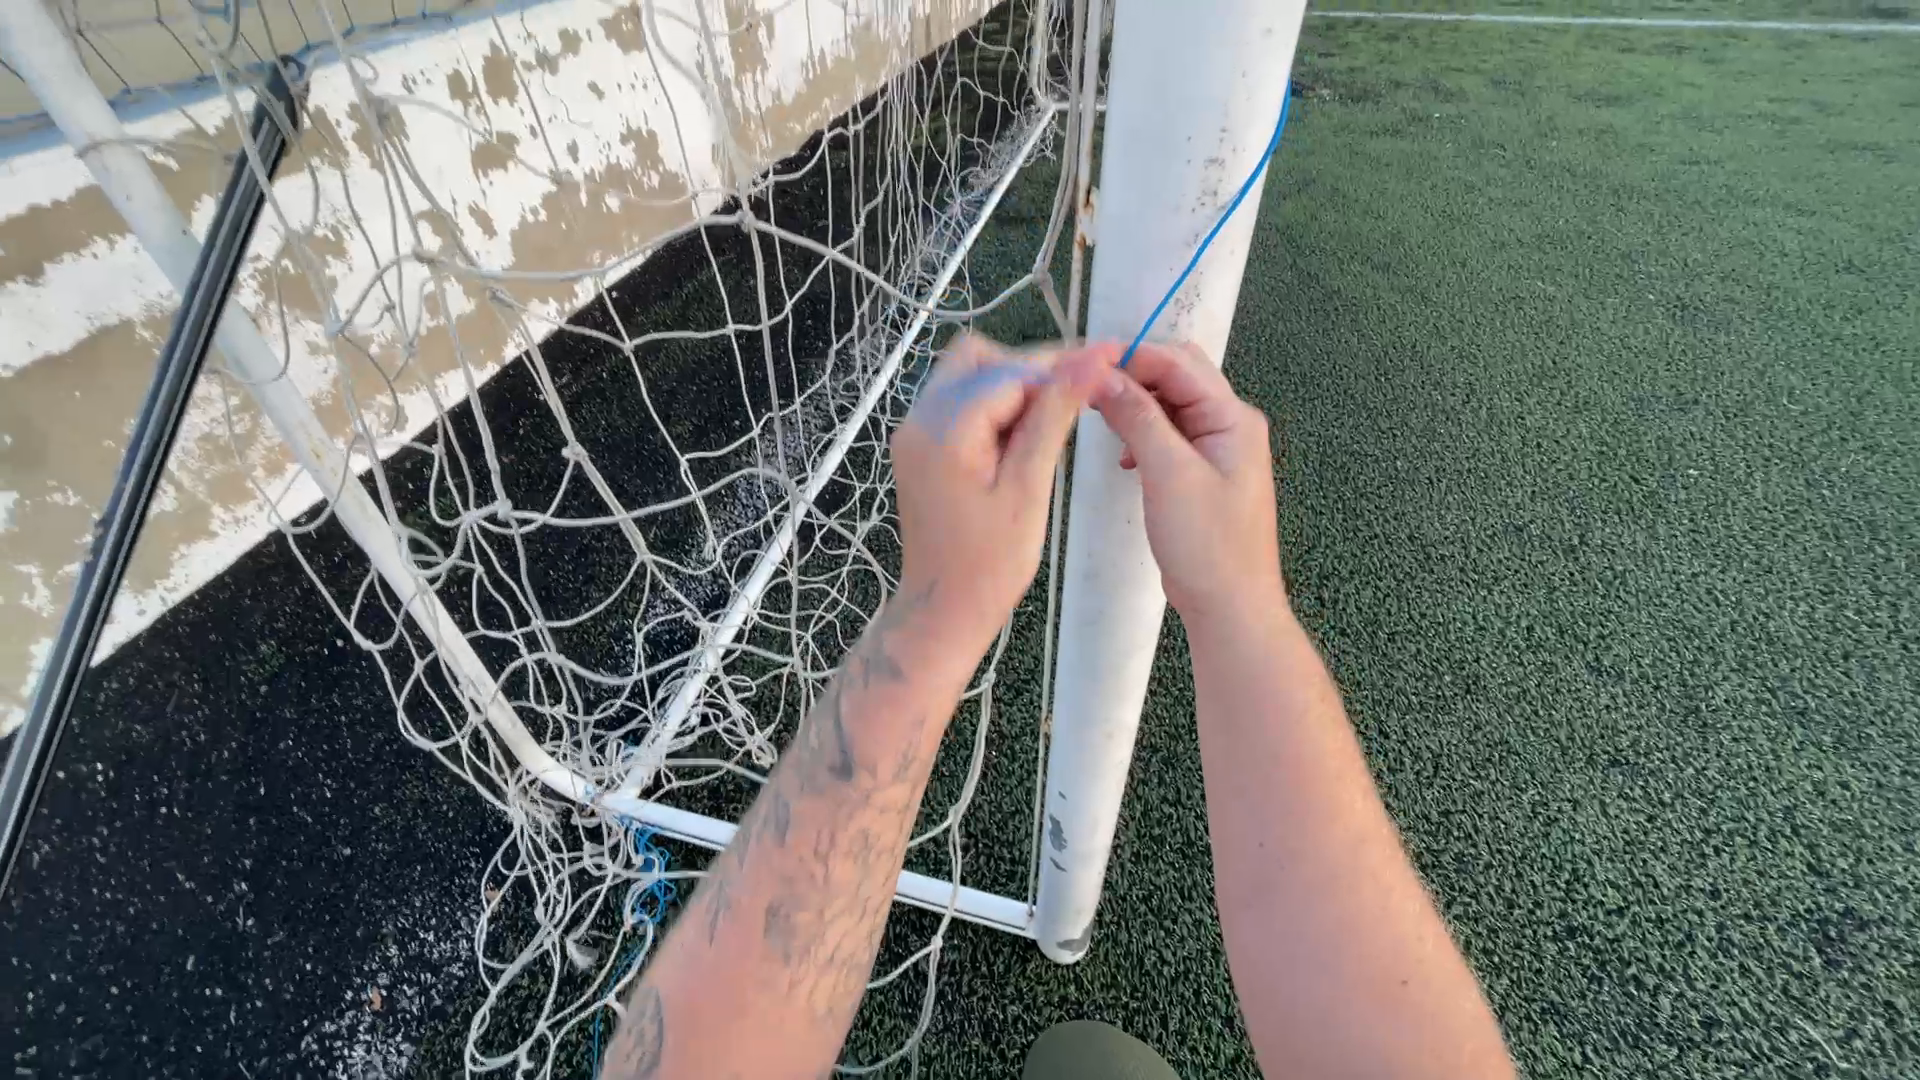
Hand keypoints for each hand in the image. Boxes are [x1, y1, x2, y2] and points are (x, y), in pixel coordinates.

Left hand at [890, 335, 1113, 646]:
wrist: (942, 610)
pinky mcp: (917, 446)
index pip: (1008, 372)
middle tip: (1074, 400)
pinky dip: (992, 407)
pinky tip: (1021, 438)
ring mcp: (912, 432)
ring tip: (1049, 424)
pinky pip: (957, 404)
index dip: (1058, 366)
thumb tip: (1090, 360)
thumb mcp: (1028, 489)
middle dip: (1030, 371)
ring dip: (1011, 387)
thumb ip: (1053, 418)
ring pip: (966, 376)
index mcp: (943, 431)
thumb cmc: (990, 565)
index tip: (1104, 364)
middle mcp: (917, 420)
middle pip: (978, 360)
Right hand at [1090, 342, 1283, 626]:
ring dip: (1135, 405)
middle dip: (1132, 375)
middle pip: (1176, 376)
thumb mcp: (1168, 474)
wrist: (1228, 605)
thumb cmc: (1208, 545)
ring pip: (1169, 406)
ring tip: (1099, 417)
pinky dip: (1141, 434)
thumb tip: (1103, 376)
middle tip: (1087, 387)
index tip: (1085, 364)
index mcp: (1232, 417)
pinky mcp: (1198, 473)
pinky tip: (1123, 457)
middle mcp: (1228, 424)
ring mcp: (1215, 449)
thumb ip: (1138, 418)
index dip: (1131, 356)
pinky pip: (1167, 436)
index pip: (1177, 362)